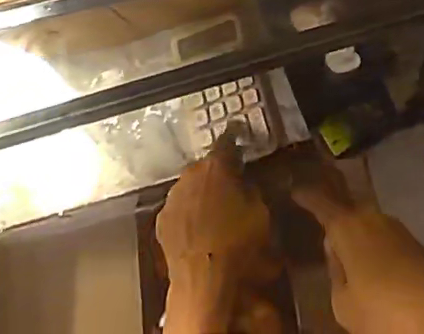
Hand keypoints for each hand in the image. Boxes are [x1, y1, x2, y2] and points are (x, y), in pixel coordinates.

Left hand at [159, 145, 272, 333]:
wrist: (203, 281)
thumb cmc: (237, 244)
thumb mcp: (261, 214)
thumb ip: (252, 190)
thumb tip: (246, 185)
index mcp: (216, 165)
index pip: (227, 142)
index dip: (235, 142)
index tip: (239, 142)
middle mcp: (191, 173)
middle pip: (207, 166)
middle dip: (217, 175)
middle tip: (230, 190)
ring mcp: (173, 196)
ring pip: (190, 187)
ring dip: (200, 194)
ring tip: (213, 214)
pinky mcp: (161, 220)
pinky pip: (178, 210)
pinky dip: (187, 215)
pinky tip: (197, 232)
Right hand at [291, 185, 423, 333]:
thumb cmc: (383, 314)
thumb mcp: (344, 304)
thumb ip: (334, 273)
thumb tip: (336, 253)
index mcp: (346, 226)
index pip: (320, 201)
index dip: (306, 195)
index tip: (294, 190)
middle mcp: (370, 217)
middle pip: (346, 209)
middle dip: (333, 215)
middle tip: (320, 224)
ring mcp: (396, 228)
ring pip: (367, 223)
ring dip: (356, 233)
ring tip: (347, 252)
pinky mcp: (416, 244)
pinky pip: (384, 237)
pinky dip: (374, 246)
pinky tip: (373, 266)